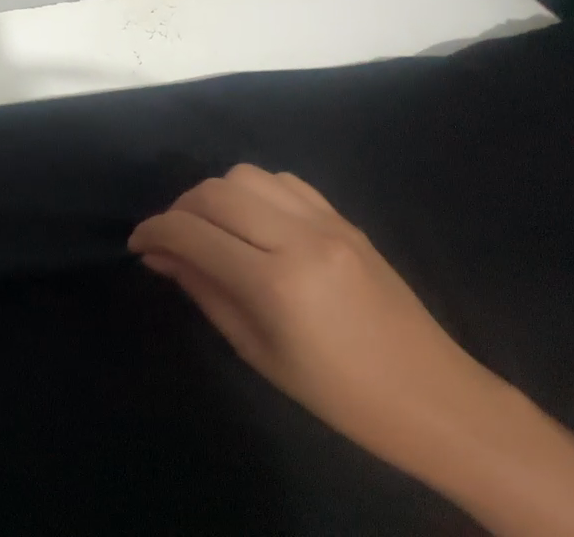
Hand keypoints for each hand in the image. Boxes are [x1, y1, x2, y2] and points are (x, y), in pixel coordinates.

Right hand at [130, 164, 573, 536]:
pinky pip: (285, 181)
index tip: (138, 246)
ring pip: (246, 175)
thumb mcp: (256, 350)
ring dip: (215, 195)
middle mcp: (299, 239)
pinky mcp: (347, 221)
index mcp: (275, 281)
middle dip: (178, 210)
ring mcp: (328, 224)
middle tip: (170, 239)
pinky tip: (253, 222)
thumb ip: (202, 291)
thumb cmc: (337, 393)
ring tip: (212, 227)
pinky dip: (255, 191)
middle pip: (213, 192)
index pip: (190, 232)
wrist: (435, 399)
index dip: (152, 232)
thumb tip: (158, 255)